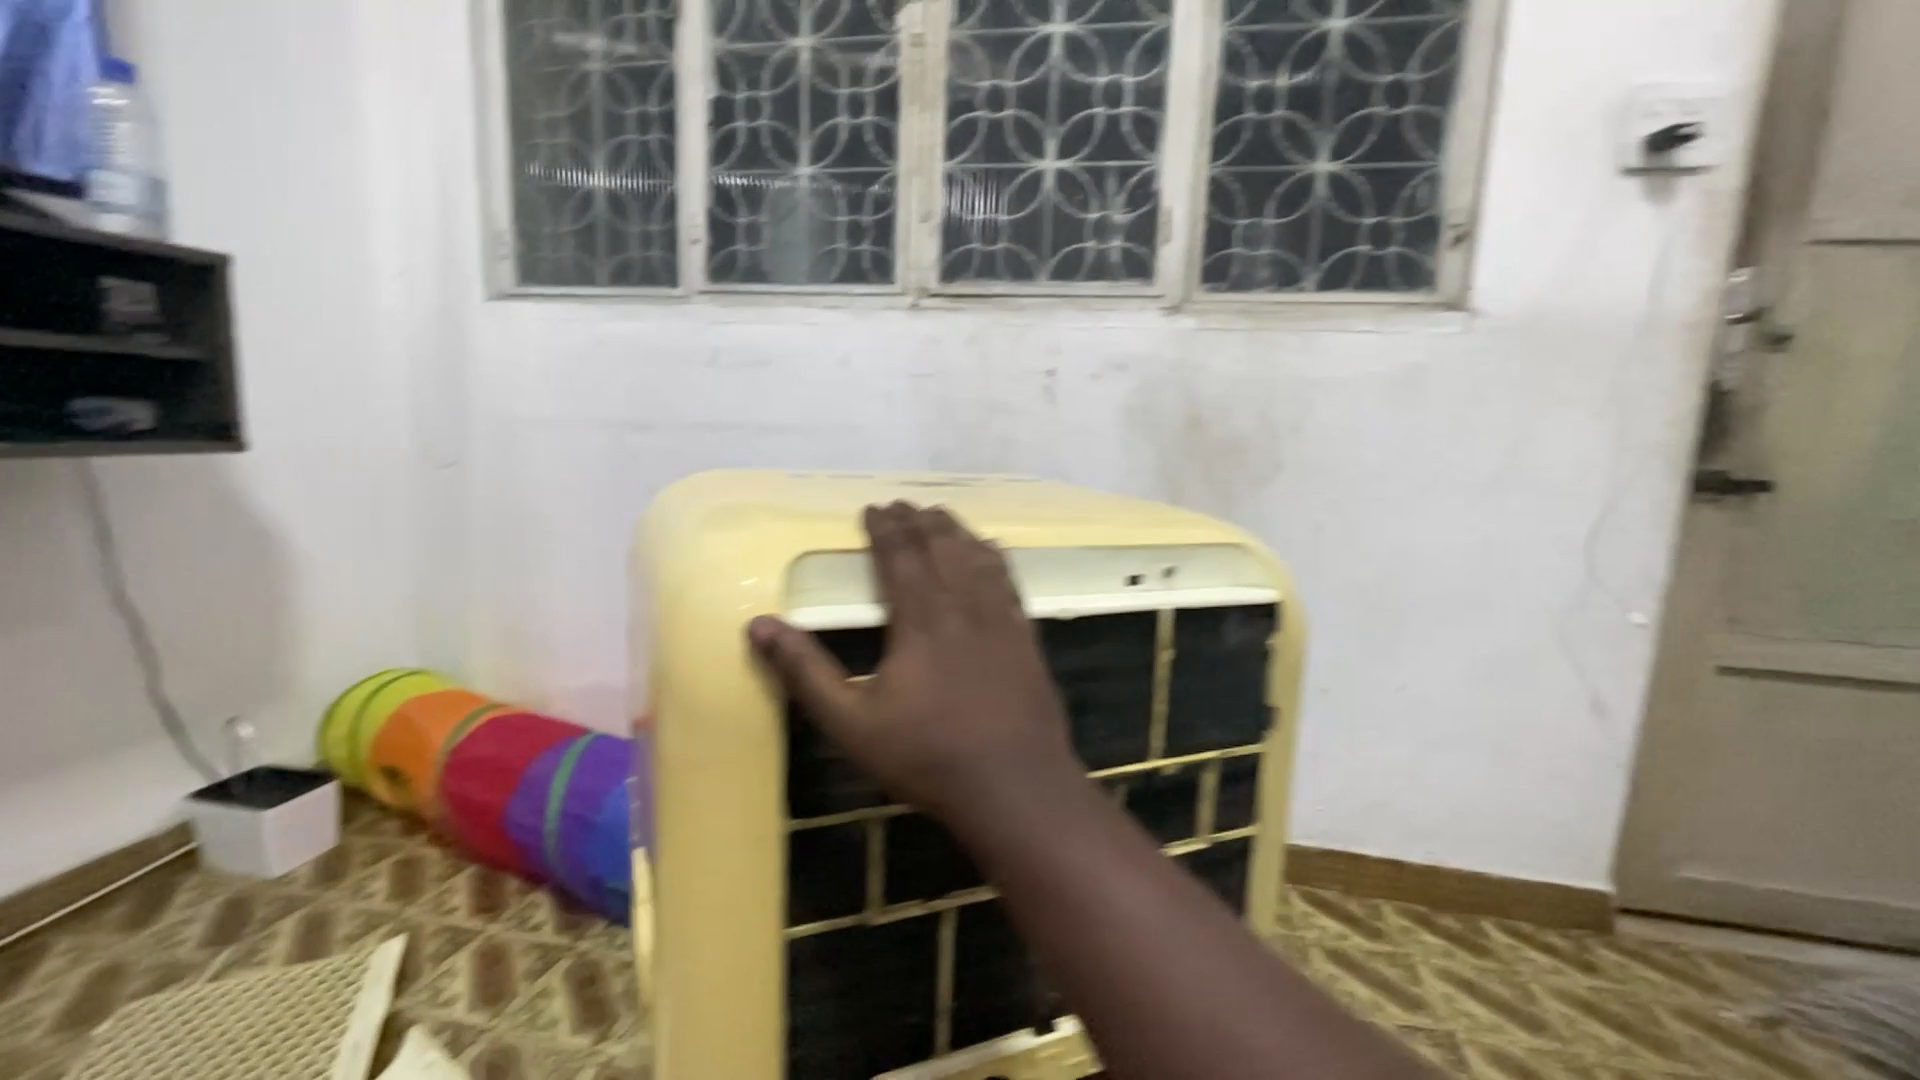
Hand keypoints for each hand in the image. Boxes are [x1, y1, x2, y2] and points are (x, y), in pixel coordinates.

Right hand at [748, 502, 1083, 818]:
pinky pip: (1010, 583)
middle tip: (904, 503)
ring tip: (942, 516)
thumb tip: (760, 624)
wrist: (1015, 786)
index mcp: (920, 619)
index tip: (872, 508)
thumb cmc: (928, 757)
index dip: (884, 529)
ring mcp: (1002, 621)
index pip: (899, 556)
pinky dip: (995, 559)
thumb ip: (806, 672)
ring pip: (977, 559)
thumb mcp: (852, 723)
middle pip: (940, 548)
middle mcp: (964, 606)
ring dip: (956, 532)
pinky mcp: (1027, 640)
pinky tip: (994, 553)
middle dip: (919, 522)